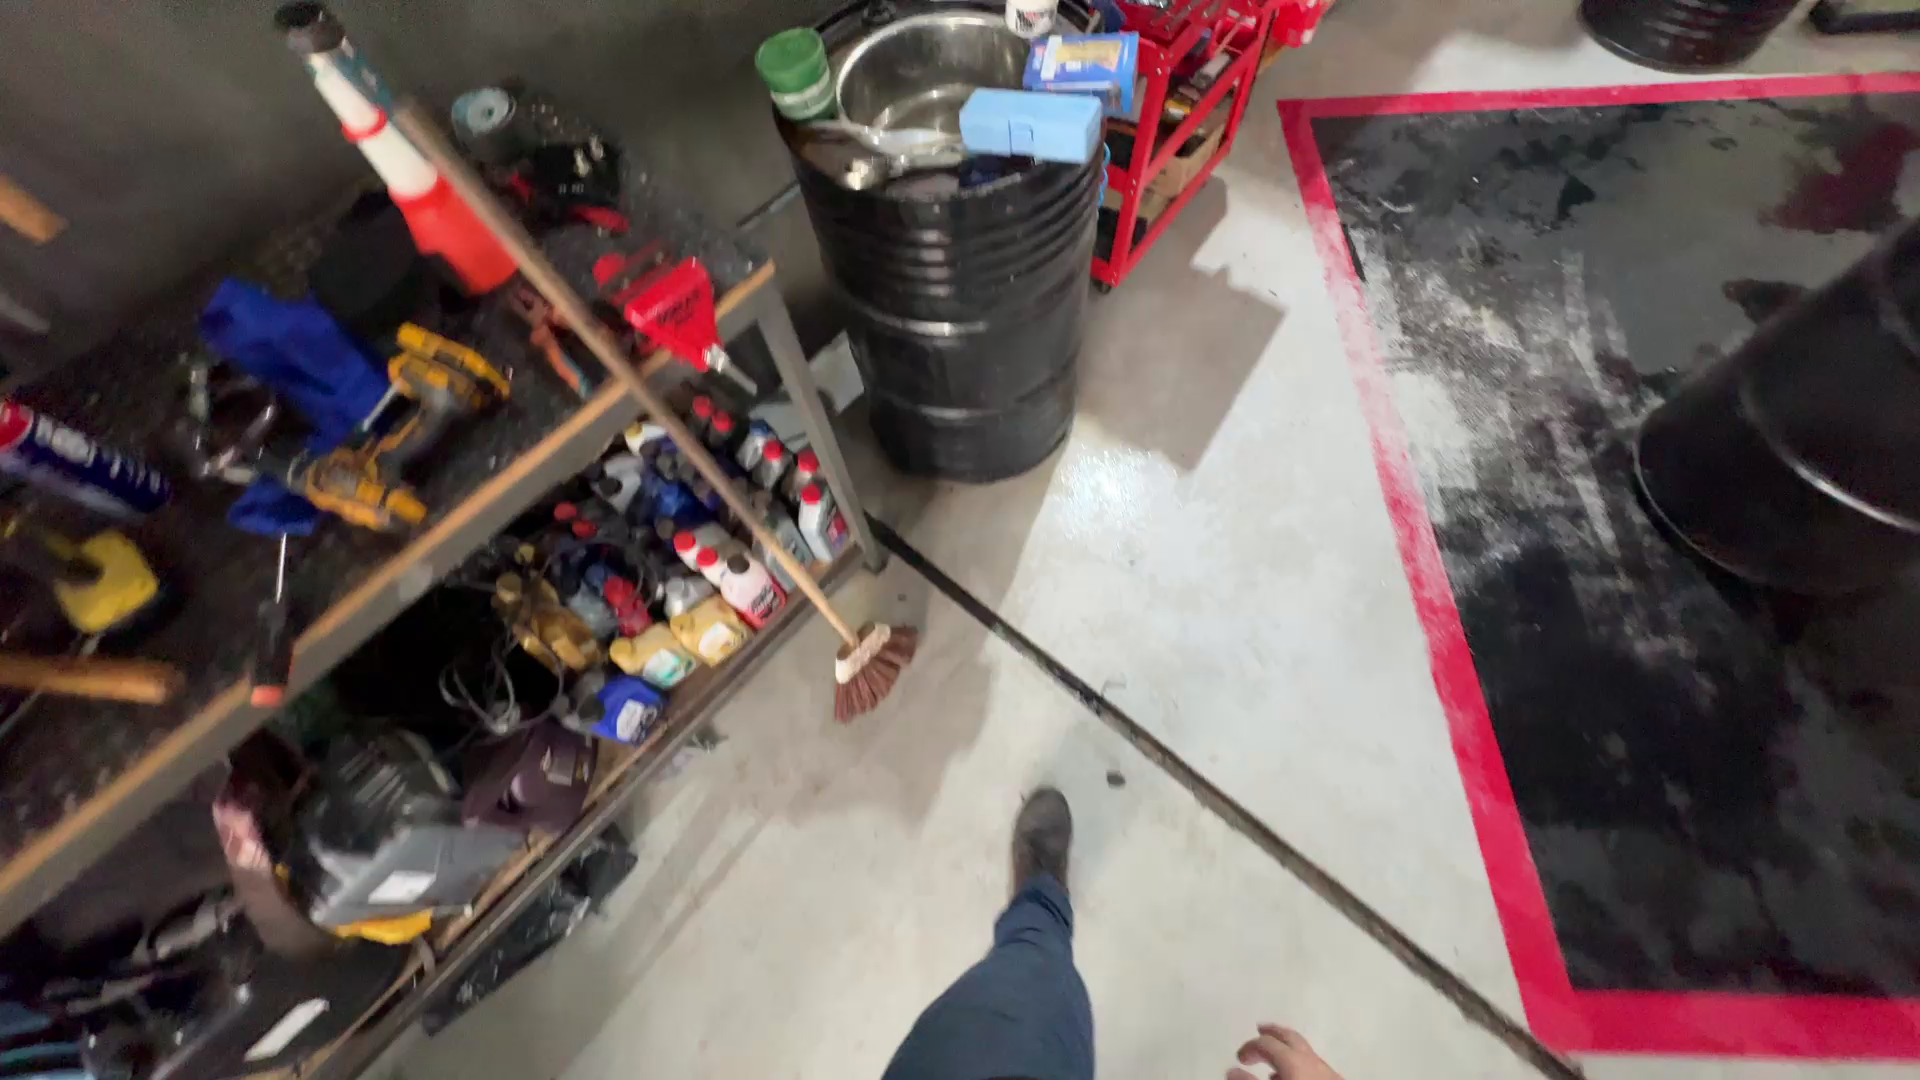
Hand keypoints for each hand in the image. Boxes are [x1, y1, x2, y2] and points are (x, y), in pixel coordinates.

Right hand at [1227, 1024, 1342, 1079]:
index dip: (1250, 1047)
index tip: (1240, 1059)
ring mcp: (1329, 1072)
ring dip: (1288, 1051)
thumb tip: (1231, 1070)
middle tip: (1260, 1028)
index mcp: (1293, 1060)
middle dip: (1273, 1033)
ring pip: (1306, 1052)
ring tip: (1274, 1064)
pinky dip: (1302, 1065)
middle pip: (1290, 1037)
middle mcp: (1312, 1060)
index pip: (1266, 1043)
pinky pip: (1317, 1067)